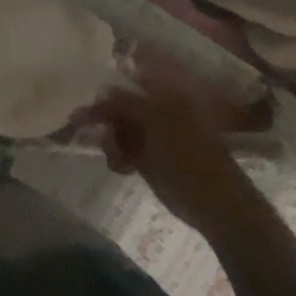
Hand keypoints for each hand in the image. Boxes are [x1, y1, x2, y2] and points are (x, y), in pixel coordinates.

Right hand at [75, 60, 270, 230]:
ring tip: (119, 161)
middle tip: (100, 140)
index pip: (128, 91)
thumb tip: (105, 91)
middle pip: (122, 110)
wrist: (216, 205)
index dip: (105, 100)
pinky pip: (126, 151)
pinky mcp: (151, 160)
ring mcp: (156, 139)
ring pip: (121, 132)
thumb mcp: (157, 123)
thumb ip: (129, 104)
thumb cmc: (189, 161)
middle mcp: (160, 115)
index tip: (79, 116)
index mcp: (167, 101)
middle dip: (108, 124)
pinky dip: (120, 158)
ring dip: (114, 144)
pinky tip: (123, 169)